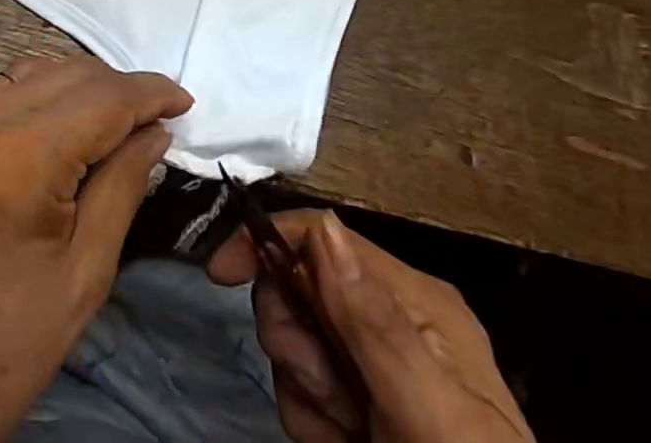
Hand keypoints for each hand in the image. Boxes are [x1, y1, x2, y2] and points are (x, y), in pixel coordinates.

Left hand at [0, 56, 191, 442]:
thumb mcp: (81, 276)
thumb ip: (124, 186)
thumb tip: (156, 132)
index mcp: (17, 157)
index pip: (106, 97)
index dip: (153, 94)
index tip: (186, 102)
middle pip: (75, 73)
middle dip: (124, 91)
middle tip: (156, 124)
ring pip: (43, 70)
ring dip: (87, 91)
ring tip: (116, 129)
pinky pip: (11, 86)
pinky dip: (50, 98)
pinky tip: (67, 131)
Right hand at [209, 209, 533, 442]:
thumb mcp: (428, 405)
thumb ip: (375, 320)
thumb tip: (323, 229)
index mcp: (416, 299)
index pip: (327, 239)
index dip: (270, 241)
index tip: (221, 273)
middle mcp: (393, 319)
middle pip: (302, 288)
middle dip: (293, 337)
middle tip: (326, 392)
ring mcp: (374, 364)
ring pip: (298, 343)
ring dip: (305, 392)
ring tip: (347, 433)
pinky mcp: (360, 401)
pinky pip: (304, 389)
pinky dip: (310, 419)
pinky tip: (341, 441)